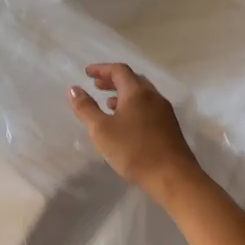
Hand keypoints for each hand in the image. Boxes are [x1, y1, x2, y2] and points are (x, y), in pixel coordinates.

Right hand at [68, 63, 200, 198]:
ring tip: (107, 103)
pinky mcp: (168, 125)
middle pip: (132, 79)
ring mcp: (163, 111)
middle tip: (96, 85)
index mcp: (136, 92)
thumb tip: (73, 89)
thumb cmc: (133, 150)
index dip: (101, 69)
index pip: (119, 70)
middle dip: (113, 80)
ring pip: (142, 94)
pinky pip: (148, 106)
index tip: (87, 73)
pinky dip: (133, 105)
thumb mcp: (101, 130)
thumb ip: (86, 108)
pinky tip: (126, 121)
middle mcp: (153, 96)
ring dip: (123, 93)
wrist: (171, 175)